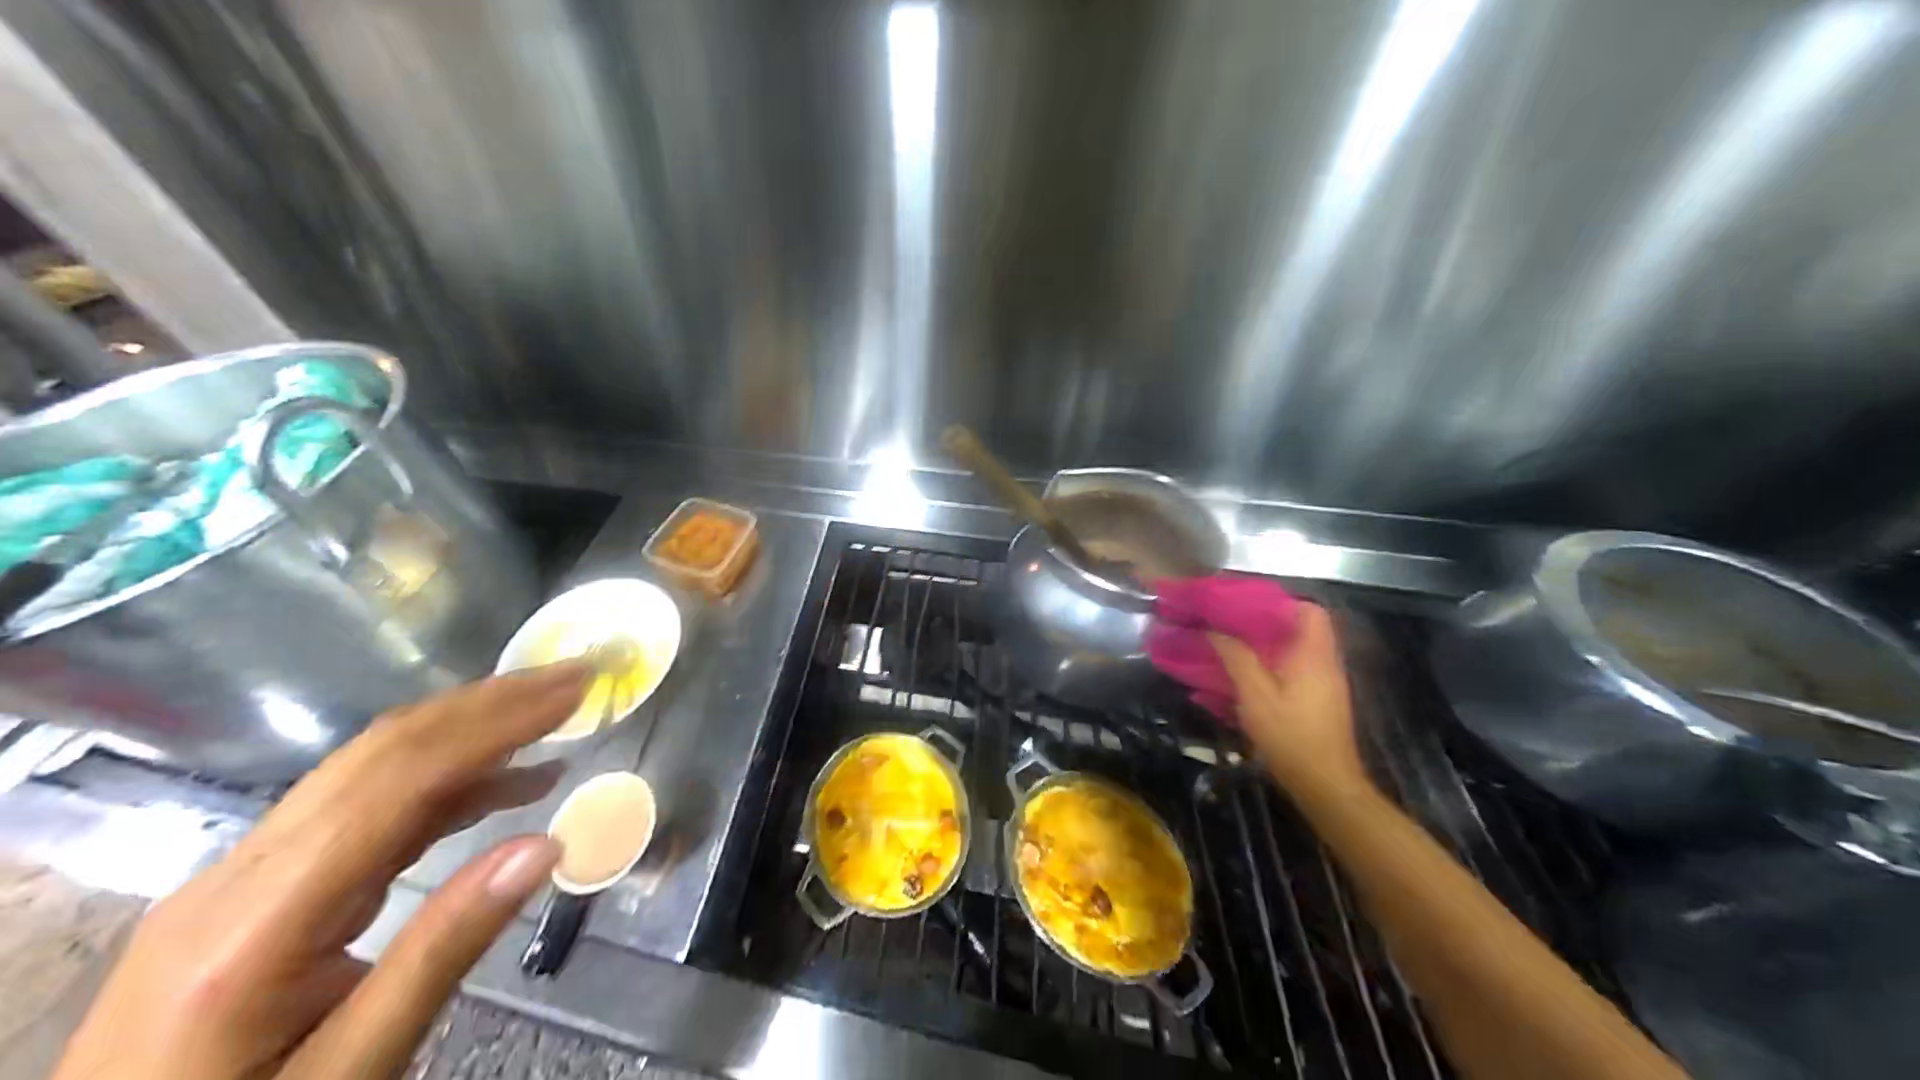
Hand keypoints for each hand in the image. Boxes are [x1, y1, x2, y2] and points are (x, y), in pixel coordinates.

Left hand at [51, 662, 591, 1079]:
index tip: (574, 691)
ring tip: (553, 716)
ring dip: (470, 730)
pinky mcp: (257, 885)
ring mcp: (241, 874)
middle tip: (574, 678)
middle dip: (488, 704)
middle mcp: (238, 874)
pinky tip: (503, 784)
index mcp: (254, 924)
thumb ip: (444, 951)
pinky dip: (444, 781)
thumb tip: (547, 845)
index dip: (495, 726)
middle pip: (380, 754)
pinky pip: (364, 808)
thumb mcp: (350, 1071)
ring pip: (371, 767)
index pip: (395, 784)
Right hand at [1210, 604, 1368, 801]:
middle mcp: (1325, 664)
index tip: (1246, 605)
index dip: (1280, 602)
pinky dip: (1270, 666)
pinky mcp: (1320, 702)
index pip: (1310, 611)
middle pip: (1301, 629)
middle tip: (1229, 625)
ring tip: (1230, 647)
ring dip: (1265, 646)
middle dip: (1264, 623)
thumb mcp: (1255, 695)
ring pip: (1296, 651)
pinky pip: (1294, 670)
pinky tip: (1244, 679)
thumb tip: (1214, 631)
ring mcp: (1325, 684)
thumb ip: (1236, 658)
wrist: (1326, 786)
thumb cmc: (1291, 736)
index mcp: (1314, 655)